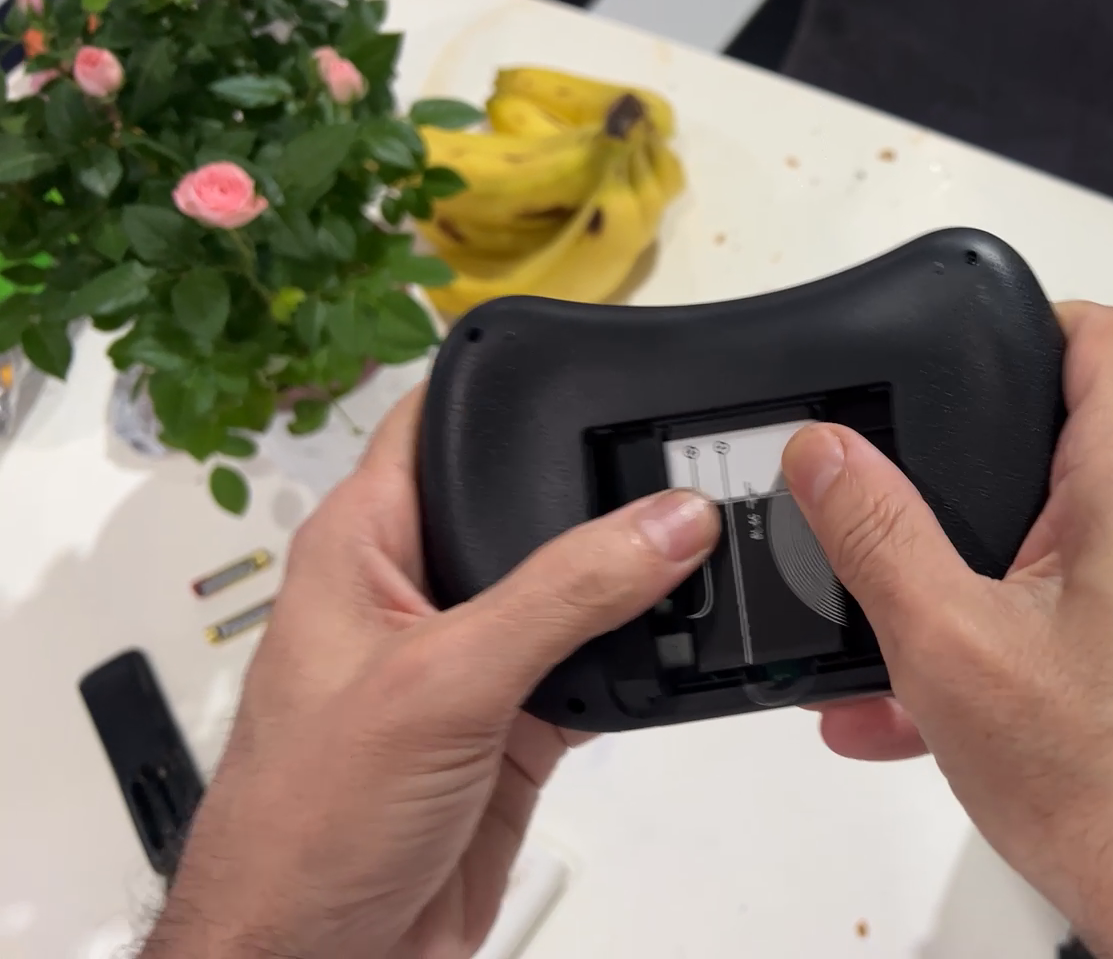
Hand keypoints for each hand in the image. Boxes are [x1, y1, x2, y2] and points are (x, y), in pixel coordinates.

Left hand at [141, 389, 718, 958]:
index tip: (603, 363)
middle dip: (611, 474)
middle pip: (538, 495)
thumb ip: (567, 594)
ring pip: (586, 572)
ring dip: (645, 560)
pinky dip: (653, 634)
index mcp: (374, 541)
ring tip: (719, 531)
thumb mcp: (444, 682)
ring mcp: (490, 641)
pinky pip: (609, 642)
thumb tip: (678, 520)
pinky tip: (698, 622)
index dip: (511, 383)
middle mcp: (435, 579)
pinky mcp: (532, 699)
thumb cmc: (318, 823)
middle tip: (697, 449)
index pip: (441, 423)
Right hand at [782, 303, 1112, 958]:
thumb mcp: (953, 646)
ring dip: (993, 558)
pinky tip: (942, 694)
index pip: (1109, 334)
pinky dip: (1026, 616)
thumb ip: (877, 533)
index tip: (971, 349)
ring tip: (908, 614)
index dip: (1036, 319)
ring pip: (1078, 523)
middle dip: (989, 454)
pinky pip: (1096, 594)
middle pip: (1082, 426)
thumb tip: (823, 452)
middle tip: (917, 487)